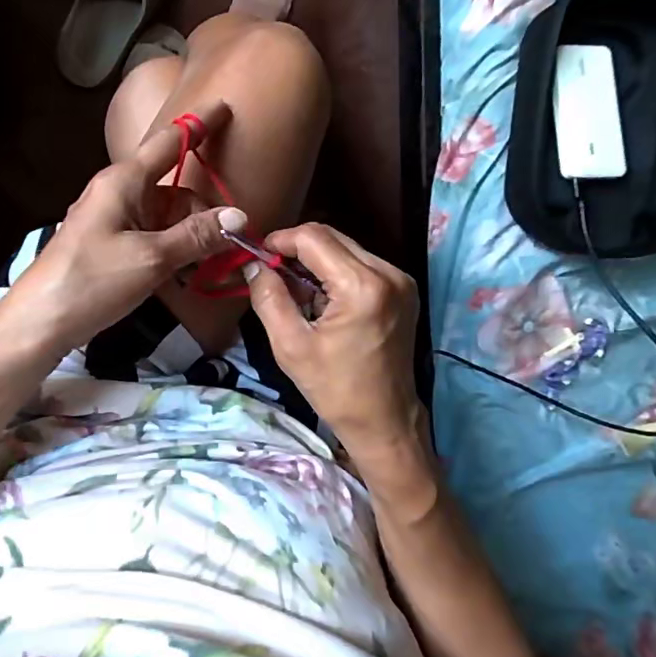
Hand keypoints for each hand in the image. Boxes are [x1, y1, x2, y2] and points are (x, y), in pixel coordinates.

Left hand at [0, 102, 245, 357]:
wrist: (39, 322)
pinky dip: (171, 250)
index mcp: (123, 181)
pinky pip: (149, 236)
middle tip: (230, 245)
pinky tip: (184, 275)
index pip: (169, 140)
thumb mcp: (151, 258)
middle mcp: (117, 192)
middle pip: (173, 188)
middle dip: (203, 212)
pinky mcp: (107, 245)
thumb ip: (195, 236)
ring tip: (211, 266)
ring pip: (163, 216)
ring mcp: (110, 219)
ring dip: (189, 237)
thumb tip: (239, 217)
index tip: (226, 107)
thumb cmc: (91, 281)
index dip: (199, 124)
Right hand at [244, 223, 424, 452]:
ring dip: (314, 261)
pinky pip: (359, 263)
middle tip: (270, 273)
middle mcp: (388, 273)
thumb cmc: (334, 388)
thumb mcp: (289, 345)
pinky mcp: (402, 289)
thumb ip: (268, 297)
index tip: (257, 257)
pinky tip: (320, 299)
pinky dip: (333, 271)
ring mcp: (400, 280)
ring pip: (344, 247)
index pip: (313, 237)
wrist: (384, 420)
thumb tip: (253, 264)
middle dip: (296, 249)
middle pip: (331, 236)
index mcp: (362, 286)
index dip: (280, 240)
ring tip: (294, 292)